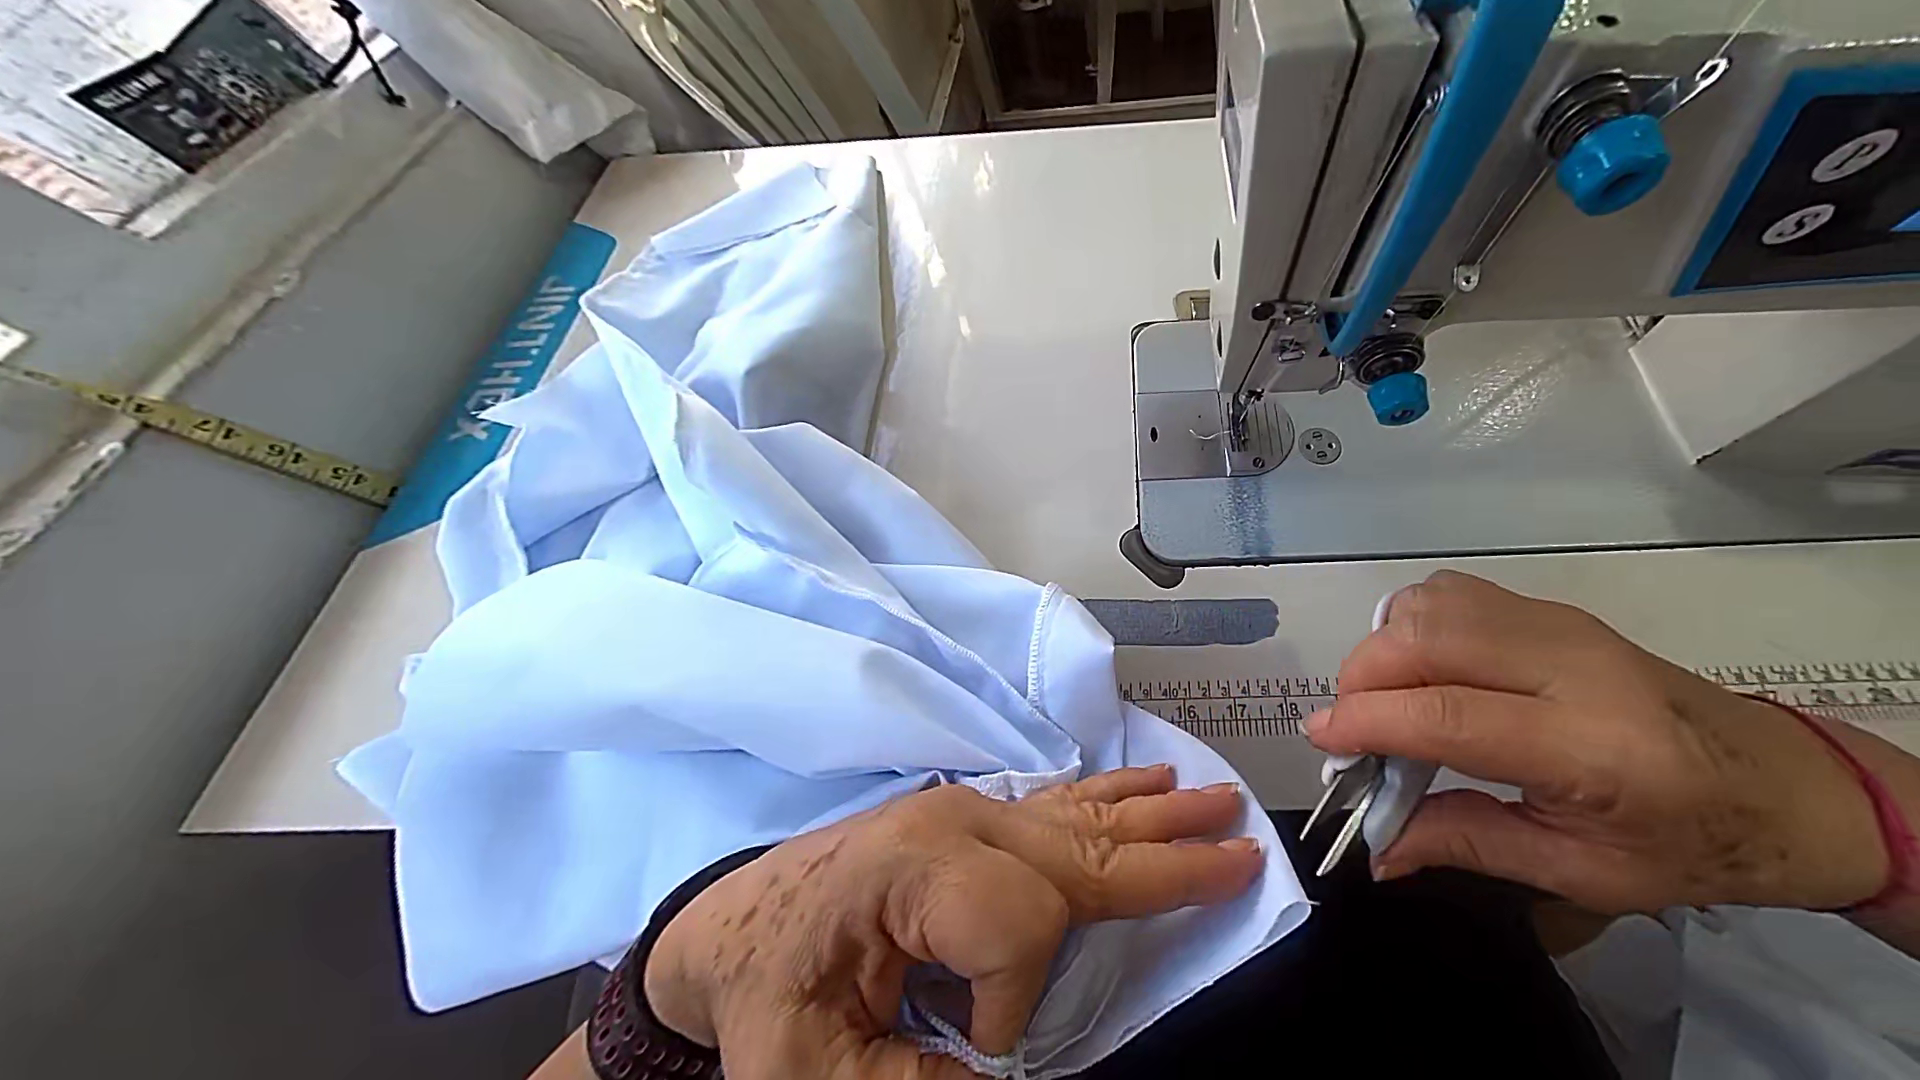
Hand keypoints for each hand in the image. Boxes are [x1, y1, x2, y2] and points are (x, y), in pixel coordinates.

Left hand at [642, 768, 1261, 1077]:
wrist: (739, 924)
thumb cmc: (770, 990)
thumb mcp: (816, 1072)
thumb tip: (1010, 1067)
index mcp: (917, 867)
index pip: (1014, 927)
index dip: (1005, 1007)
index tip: (964, 1035)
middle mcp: (954, 823)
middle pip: (1079, 846)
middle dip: (1166, 853)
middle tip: (1241, 842)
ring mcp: (965, 812)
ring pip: (1079, 816)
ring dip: (1152, 813)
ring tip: (1209, 799)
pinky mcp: (968, 819)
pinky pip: (1056, 808)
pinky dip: (1108, 800)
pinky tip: (1142, 785)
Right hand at [1306, 571, 1888, 914]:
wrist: (1786, 785)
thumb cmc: (1688, 844)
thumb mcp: (1579, 872)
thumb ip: (1462, 843)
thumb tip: (1372, 848)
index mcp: (1596, 750)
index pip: (1446, 715)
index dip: (1365, 722)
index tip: (1321, 741)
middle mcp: (1573, 668)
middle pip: (1423, 640)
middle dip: (1361, 679)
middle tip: (1355, 728)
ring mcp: (1558, 625)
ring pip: (1427, 605)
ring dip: (1381, 648)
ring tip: (1385, 699)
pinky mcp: (1546, 608)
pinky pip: (1445, 594)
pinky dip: (1408, 624)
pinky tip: (1418, 666)